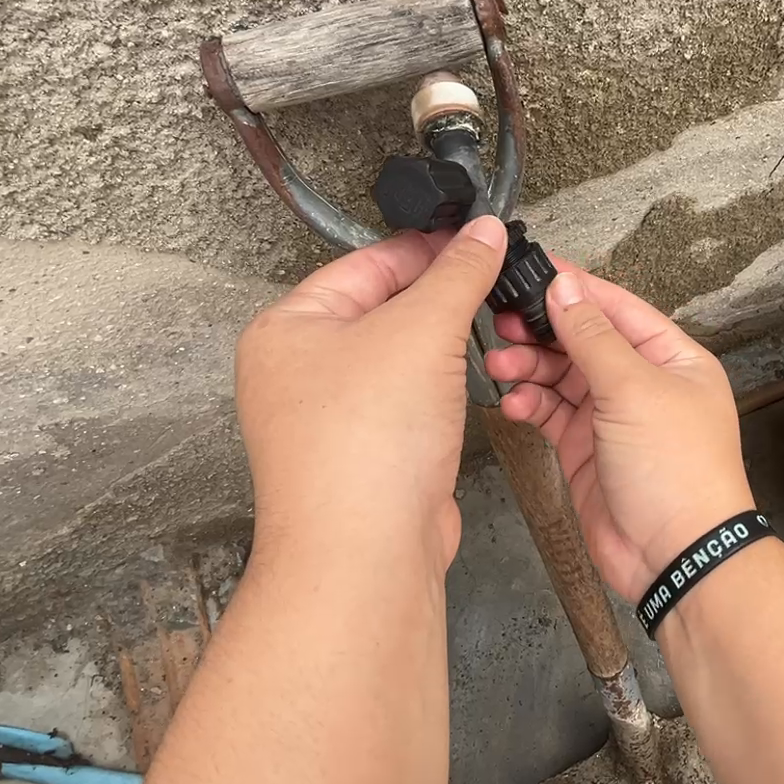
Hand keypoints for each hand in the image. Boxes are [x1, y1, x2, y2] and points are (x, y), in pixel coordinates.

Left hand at [234, 215, 508, 571]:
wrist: (367, 551)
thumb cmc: (365, 444)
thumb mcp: (421, 331)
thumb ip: (458, 274)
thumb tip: (484, 232)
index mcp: (290, 327)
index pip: (368, 262)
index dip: (428, 246)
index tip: (478, 238)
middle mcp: (303, 368)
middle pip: (384, 306)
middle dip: (441, 292)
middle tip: (493, 277)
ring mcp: (334, 412)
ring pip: (400, 353)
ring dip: (443, 337)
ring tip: (487, 320)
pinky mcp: (369, 448)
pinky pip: (408, 395)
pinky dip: (440, 380)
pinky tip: (468, 377)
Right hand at [484, 265, 752, 599]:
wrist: (675, 554)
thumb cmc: (676, 469)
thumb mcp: (634, 389)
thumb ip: (593, 336)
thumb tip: (566, 287)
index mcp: (671, 357)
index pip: (617, 307)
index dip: (575, 288)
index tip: (534, 270)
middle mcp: (644, 381)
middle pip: (585, 340)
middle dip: (543, 331)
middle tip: (502, 322)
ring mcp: (614, 415)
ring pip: (563, 376)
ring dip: (530, 368)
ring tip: (499, 365)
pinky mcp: (588, 447)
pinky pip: (552, 413)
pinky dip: (531, 404)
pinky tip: (514, 403)